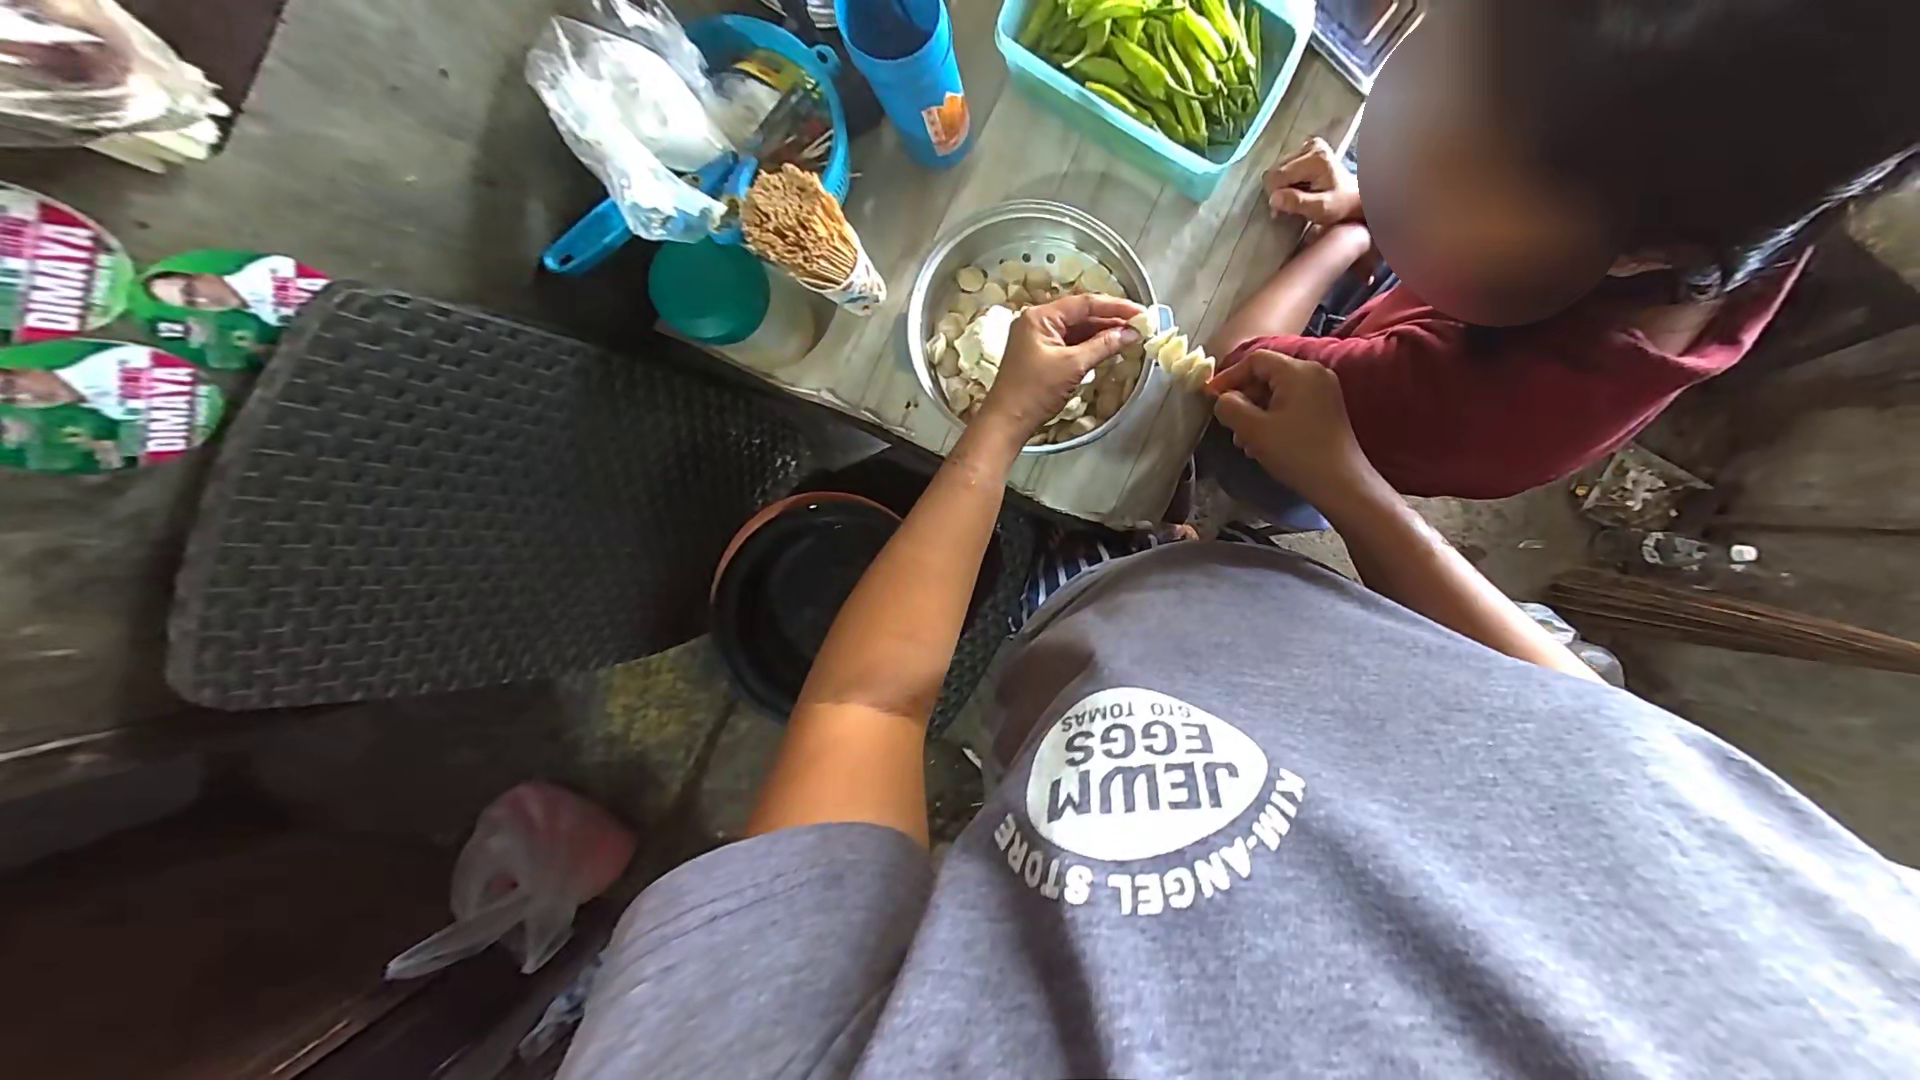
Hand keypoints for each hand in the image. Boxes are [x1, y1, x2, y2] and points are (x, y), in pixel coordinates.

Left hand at [978, 294, 1142, 435]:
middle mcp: (1037, 321)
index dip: (1115, 307)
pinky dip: (1089, 345)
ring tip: (1130, 336)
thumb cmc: (1034, 392)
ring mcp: (1037, 338)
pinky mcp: (1040, 354)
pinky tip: (1108, 347)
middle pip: (1080, 314)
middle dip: (1110, 319)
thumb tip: (1130, 334)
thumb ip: (1103, 346)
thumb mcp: (1072, 366)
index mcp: (1040, 317)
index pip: (1084, 303)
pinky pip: (1069, 343)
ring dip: (1102, 333)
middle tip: (1139, 325)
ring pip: (1076, 329)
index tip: (1140, 312)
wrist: (1007, 421)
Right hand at [1207, 349, 1382, 506]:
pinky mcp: (1327, 409)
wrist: (1340, 481)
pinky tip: (1262, 441)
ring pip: (1277, 391)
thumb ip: (1229, 408)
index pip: (1255, 360)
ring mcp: (1323, 391)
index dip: (1228, 376)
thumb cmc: (1295, 451)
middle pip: (1266, 374)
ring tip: (1242, 438)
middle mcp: (1314, 373)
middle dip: (1242, 397)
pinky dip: (1271, 416)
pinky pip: (1291, 403)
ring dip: (1254, 410)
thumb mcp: (1253, 429)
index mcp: (1297, 372)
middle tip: (1227, 422)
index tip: (1210, 397)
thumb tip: (1222, 399)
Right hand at [1265, 137, 1361, 225]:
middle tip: (1289, 203)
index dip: (1275, 194)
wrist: (1351, 196)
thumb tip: (1273, 198)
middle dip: (1278, 190)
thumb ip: (1297, 203)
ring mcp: (1308, 146)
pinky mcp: (1306, 148)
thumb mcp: (1319, 209)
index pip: (1277, 176)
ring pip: (1276, 170)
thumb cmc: (1337, 204)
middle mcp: (1310, 147)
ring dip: (1281, 186)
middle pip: (1274, 172)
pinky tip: (1297, 186)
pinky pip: (1283, 167)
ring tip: (1295, 195)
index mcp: (1314, 159)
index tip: (1282, 208)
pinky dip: (1286, 180)